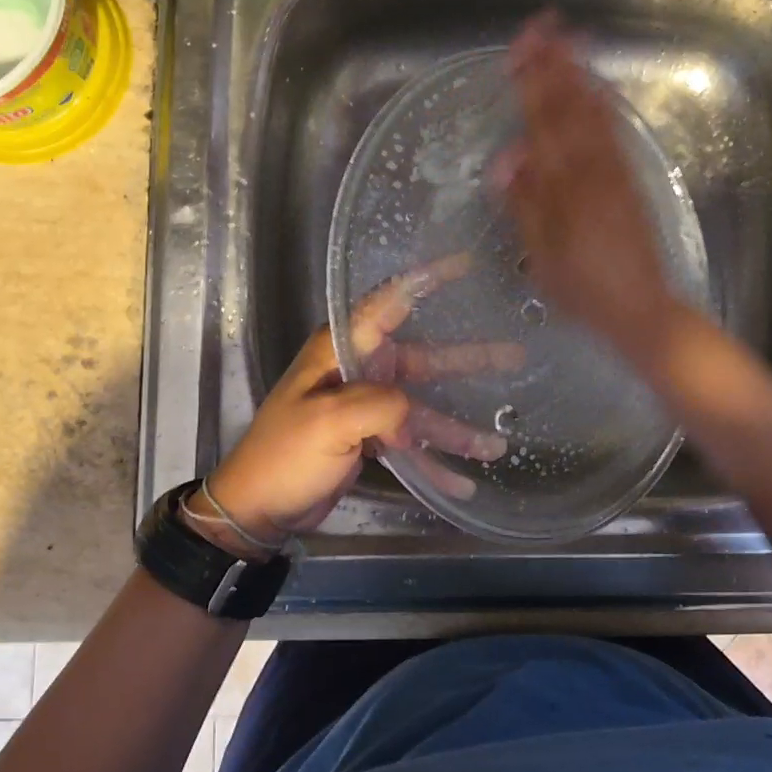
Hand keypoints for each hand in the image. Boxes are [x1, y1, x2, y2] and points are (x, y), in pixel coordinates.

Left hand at [206, 255, 520, 549]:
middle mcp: (358, 369)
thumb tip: (411, 411)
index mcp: (341, 349)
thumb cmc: (287, 455)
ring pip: (423, 407)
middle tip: (515, 354)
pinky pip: (410, 443)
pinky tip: (463, 481)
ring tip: (499, 442)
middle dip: (468, 360)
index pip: (389, 303)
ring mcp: (365, 405)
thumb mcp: (331, 422)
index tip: (466, 263)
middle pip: (423, 357)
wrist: (257, 507)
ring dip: (458, 426)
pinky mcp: (368, 437)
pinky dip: (433, 461)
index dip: (427, 280)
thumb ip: (381, 405)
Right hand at [493, 11, 684, 361]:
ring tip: (569, 40)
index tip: (521, 47)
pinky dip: (602, 101)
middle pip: (572, 104)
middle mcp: (594, 169)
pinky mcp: (631, 179)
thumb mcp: (542, 256)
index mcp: (566, 187)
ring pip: (596, 110)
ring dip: (581, 72)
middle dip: (556, 62)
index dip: (532, 80)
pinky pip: (614, 129)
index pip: (543, 121)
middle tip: (544, 24)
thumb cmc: (583, 290)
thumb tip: (507, 159)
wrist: (643, 310)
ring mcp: (617, 171)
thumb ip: (525, 204)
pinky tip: (596, 87)